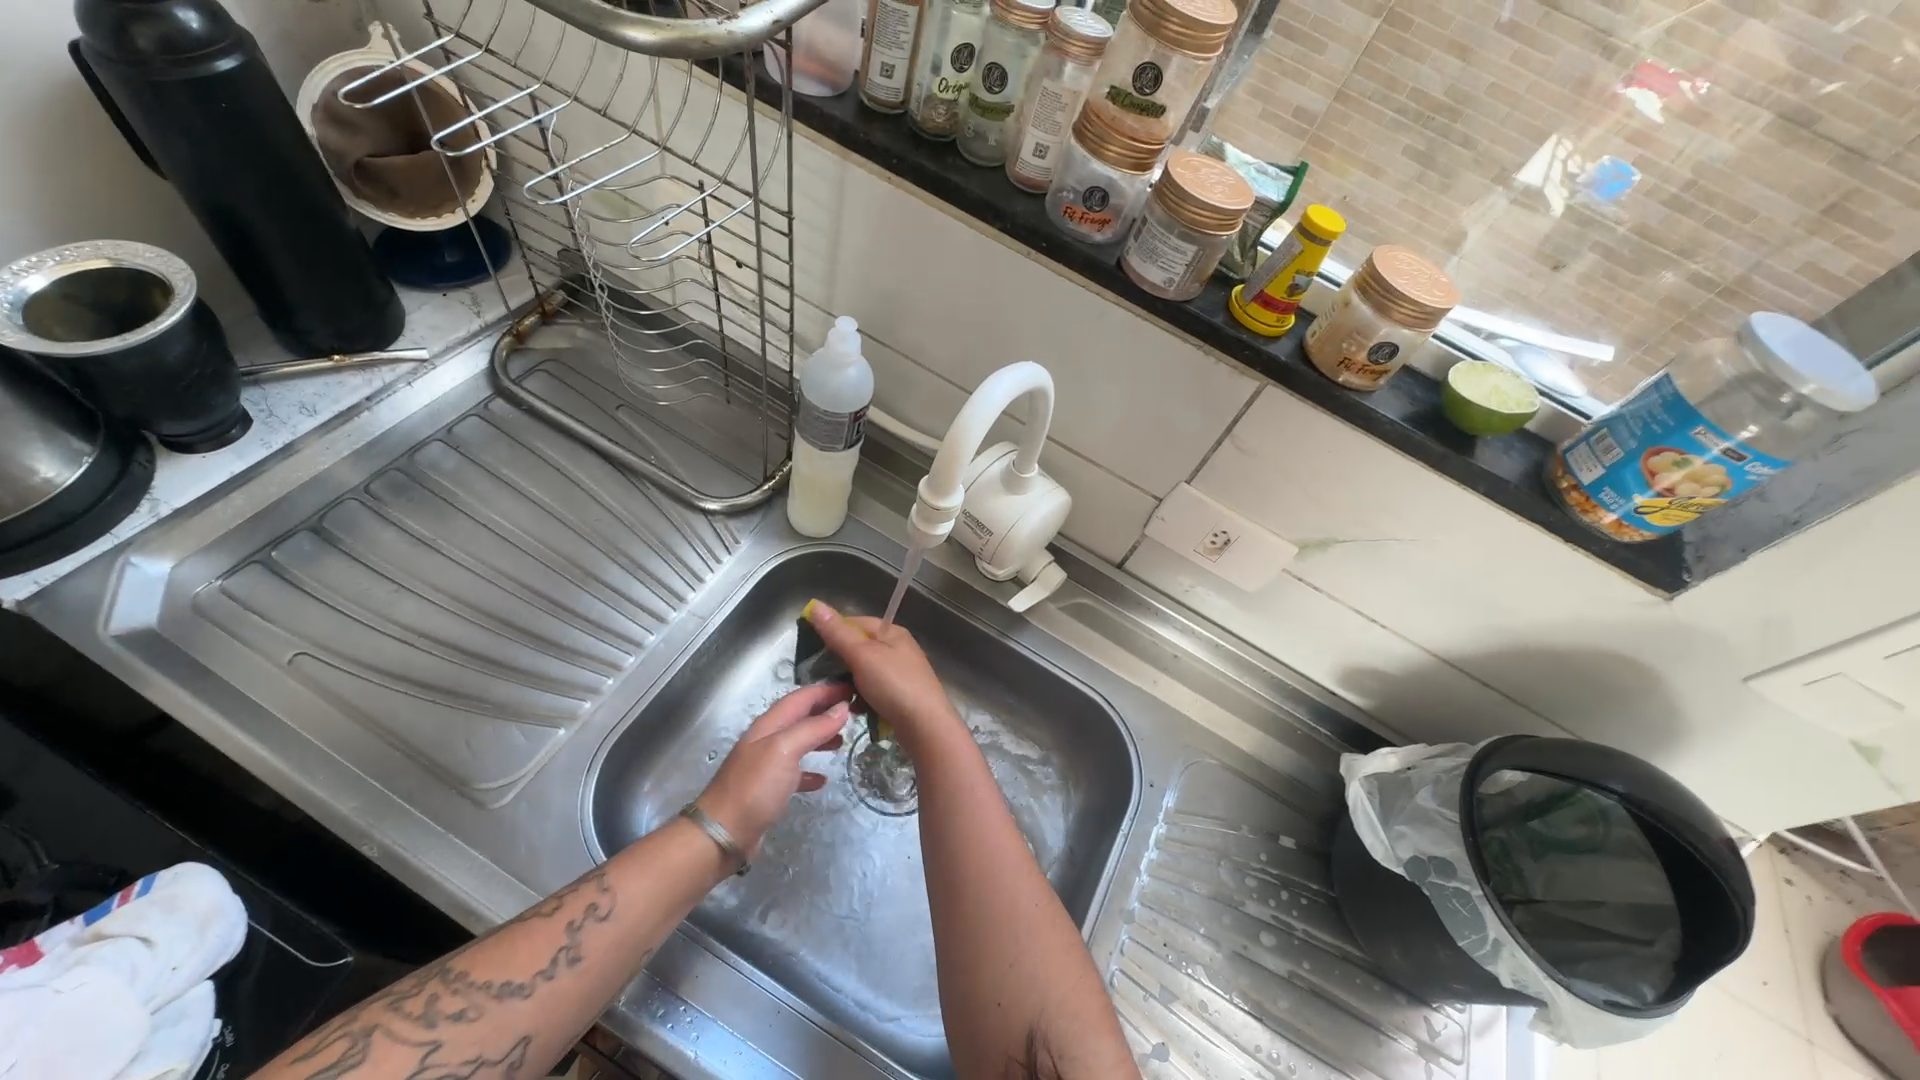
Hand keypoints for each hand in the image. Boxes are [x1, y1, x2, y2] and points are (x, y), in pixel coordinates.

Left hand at [696, 683, 849, 857]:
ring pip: (798, 742)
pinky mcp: (768, 790)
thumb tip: (841, 709)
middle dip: (825, 711)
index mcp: (769, 725)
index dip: (826, 690)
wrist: (724, 833)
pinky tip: (823, 780)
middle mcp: (767, 740)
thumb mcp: (785, 750)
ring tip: (842, 741)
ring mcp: (766, 765)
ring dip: (820, 738)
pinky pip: (794, 773)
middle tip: (853, 712)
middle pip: (800, 717)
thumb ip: (813, 728)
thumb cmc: (754, 787)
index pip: (801, 698)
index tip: (852, 688)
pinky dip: (810, 771)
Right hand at [804, 600, 963, 757]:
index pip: (856, 622)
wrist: (925, 726)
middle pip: (859, 648)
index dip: (833, 631)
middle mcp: (898, 649)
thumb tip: (815, 604)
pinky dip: (861, 697)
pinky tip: (853, 708)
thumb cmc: (893, 684)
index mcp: (892, 632)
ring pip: (864, 672)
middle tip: (820, 675)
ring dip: (849, 682)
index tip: (812, 648)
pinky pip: (873, 690)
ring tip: (835, 693)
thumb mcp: (862, 655)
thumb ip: (837, 632)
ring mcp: (900, 673)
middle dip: (839, 661)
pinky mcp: (899, 695)